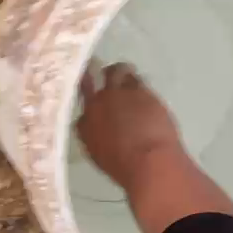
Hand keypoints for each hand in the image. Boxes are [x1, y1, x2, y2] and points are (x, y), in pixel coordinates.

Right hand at [75, 63, 185, 191]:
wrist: (149, 161)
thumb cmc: (118, 162)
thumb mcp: (93, 147)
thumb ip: (88, 128)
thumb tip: (86, 118)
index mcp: (89, 111)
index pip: (83, 84)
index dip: (85, 75)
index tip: (87, 70)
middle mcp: (106, 96)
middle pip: (107, 72)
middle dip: (110, 71)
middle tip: (112, 75)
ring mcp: (128, 92)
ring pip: (125, 71)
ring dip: (126, 74)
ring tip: (130, 82)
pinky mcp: (149, 95)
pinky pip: (142, 82)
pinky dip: (141, 86)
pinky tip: (144, 96)